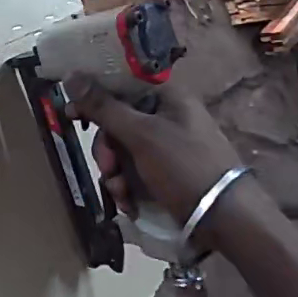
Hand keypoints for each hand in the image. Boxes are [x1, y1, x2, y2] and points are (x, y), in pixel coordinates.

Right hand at [64, 73, 242, 224]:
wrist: (226, 220)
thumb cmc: (185, 167)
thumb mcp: (141, 135)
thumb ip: (104, 107)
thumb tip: (71, 76)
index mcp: (167, 97)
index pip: (121, 84)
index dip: (94, 97)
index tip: (71, 114)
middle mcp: (167, 116)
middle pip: (117, 121)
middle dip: (107, 149)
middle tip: (108, 166)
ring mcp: (167, 146)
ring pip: (122, 150)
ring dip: (114, 172)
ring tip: (121, 192)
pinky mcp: (167, 172)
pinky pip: (134, 171)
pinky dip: (126, 186)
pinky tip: (129, 203)